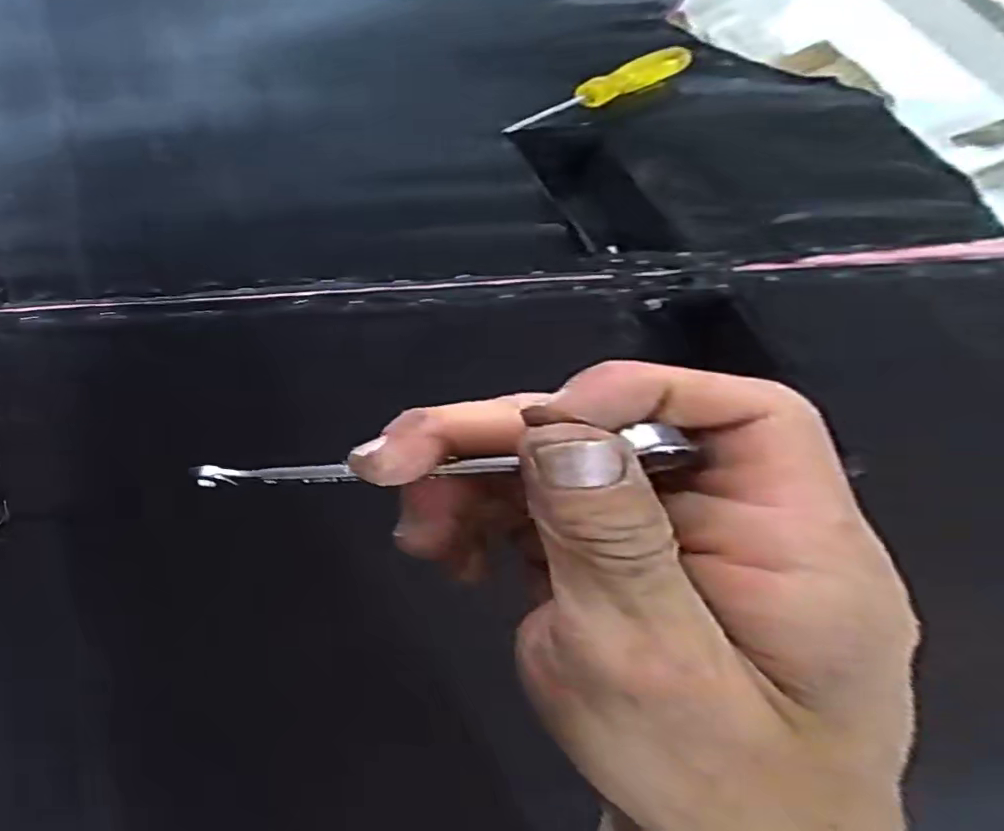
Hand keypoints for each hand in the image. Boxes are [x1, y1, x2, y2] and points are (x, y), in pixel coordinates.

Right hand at [349, 362, 917, 830]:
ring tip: (414, 532)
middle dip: (479, 438)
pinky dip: (463, 518)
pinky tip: (440, 554)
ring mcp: (643, 532)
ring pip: (533, 460)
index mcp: (783, 538)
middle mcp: (711, 517)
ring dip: (453, 483)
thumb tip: (561, 432)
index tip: (535, 423)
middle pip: (589, 429)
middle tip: (389, 459)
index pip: (739, 414)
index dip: (634, 394)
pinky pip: (514, 502)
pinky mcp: (588, 550)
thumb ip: (610, 541)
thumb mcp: (650, 660)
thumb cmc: (704, 777)